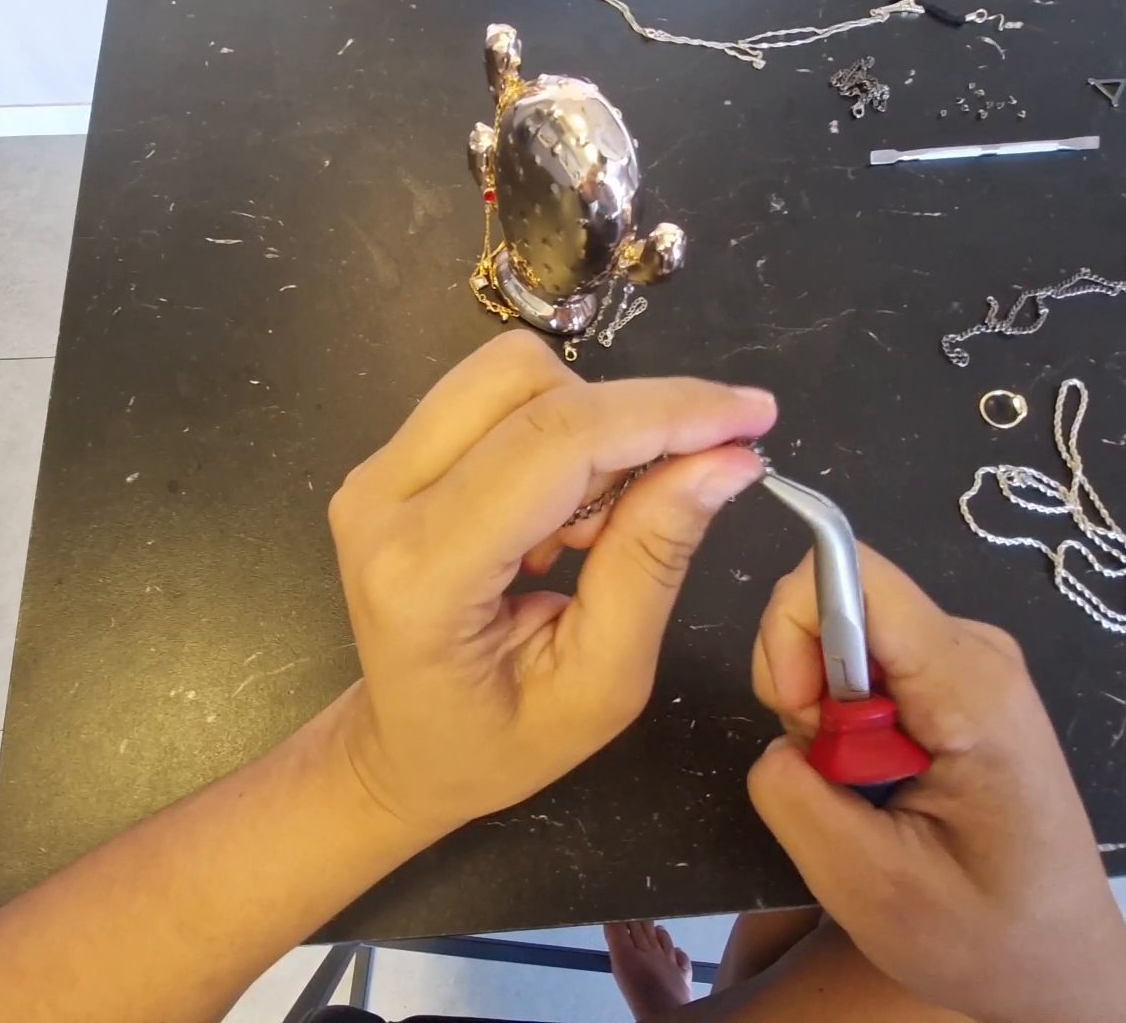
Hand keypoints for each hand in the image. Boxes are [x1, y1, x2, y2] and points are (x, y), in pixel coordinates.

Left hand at [328, 330, 775, 831]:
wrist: (399, 750)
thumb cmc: (493, 746)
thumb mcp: (599, 682)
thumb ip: (654, 562)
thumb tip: (725, 460)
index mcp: (424, 573)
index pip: (553, 442)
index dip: (666, 413)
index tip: (752, 415)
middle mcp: (380, 500)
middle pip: (522, 379)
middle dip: (621, 419)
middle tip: (651, 501)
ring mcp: (373, 474)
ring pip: (504, 376)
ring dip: (582, 429)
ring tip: (592, 525)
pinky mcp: (385, 464)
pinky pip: (488, 403)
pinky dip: (549, 438)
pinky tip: (554, 518)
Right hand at [745, 543, 1125, 1022]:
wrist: (1057, 965)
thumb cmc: (982, 936)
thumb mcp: (871, 887)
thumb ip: (794, 795)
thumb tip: (775, 739)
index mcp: (968, 684)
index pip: (853, 574)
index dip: (793, 625)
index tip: (795, 711)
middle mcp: (967, 647)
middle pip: (830, 600)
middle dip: (797, 678)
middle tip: (825, 766)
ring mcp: (957, 658)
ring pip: (831, 629)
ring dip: (811, 702)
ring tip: (851, 780)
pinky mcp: (943, 676)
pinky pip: (850, 656)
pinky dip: (829, 710)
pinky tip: (864, 769)